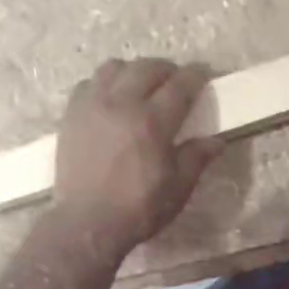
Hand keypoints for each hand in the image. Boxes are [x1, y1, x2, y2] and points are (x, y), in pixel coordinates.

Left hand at [54, 57, 223, 248]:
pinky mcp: (72, 113)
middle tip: (177, 78)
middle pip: (146, 68)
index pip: (179, 87)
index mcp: (153, 122)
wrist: (89, 220)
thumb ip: (197, 157)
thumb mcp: (179, 186)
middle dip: (166, 68)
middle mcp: (121, 103)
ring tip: (144, 84)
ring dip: (135, 70)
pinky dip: (107, 82)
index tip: (204, 72)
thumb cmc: (141, 207)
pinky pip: (91, 83)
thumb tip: (217, 140)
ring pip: (114, 67)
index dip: (195, 76)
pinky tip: (114, 98)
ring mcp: (92, 105)